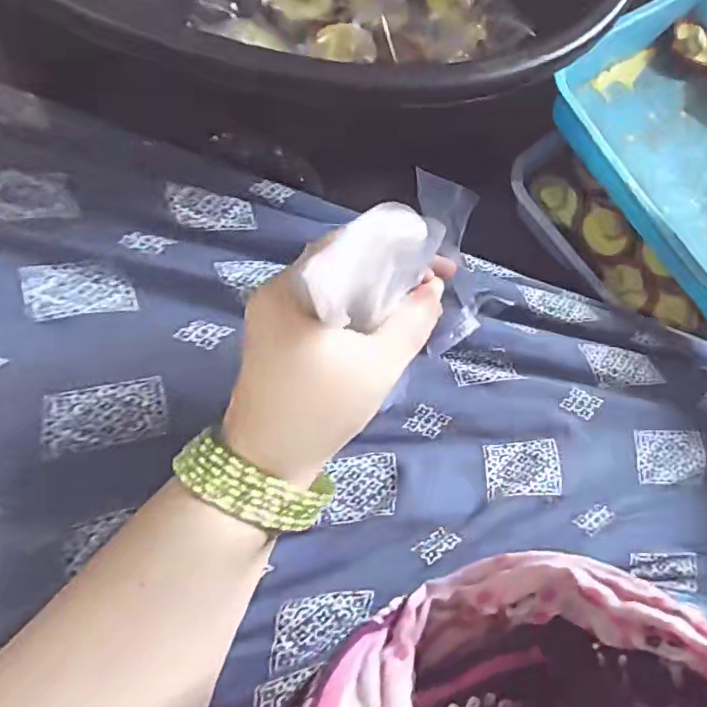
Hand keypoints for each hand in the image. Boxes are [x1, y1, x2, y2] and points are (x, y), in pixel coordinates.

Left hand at [223, 240, 455, 486]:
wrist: (267, 462)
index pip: (351, 243)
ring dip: (379, 291)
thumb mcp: (378, 364)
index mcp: (292, 288)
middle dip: (394, 270)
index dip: (400, 248)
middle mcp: (278, 292)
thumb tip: (433, 289)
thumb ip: (411, 321)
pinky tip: (387, 322)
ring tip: (419, 302)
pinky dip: (361, 309)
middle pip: (344, 262)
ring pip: (339, 286)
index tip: (439, 264)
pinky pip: (329, 307)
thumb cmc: (322, 409)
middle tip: (436, 284)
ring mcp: (276, 315)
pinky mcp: (282, 337)